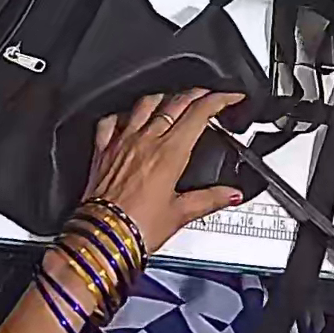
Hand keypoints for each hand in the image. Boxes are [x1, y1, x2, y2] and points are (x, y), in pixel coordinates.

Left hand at [85, 89, 246, 253]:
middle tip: (209, 96)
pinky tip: (130, 117)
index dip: (220, 99)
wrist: (101, 239)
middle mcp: (146, 140)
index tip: (232, 97)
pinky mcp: (104, 150)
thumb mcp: (181, 214)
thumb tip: (232, 194)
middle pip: (177, 101)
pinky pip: (112, 120)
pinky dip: (124, 114)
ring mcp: (123, 141)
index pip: (200, 112)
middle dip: (198, 93)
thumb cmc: (137, 228)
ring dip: (165, 97)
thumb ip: (211, 199)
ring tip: (174, 100)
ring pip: (146, 103)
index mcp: (170, 152)